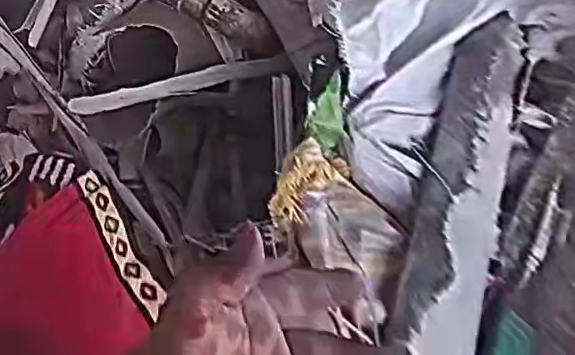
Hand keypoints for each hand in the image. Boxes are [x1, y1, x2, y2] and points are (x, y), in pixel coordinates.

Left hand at [132, 224, 379, 354]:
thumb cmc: (178, 343)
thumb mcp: (199, 299)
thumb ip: (229, 269)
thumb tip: (253, 231)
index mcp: (241, 297)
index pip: (289, 281)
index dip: (320, 277)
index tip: (355, 275)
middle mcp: (262, 327)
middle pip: (316, 320)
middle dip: (349, 316)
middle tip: (385, 312)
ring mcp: (271, 352)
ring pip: (324, 349)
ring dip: (355, 348)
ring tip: (395, 349)